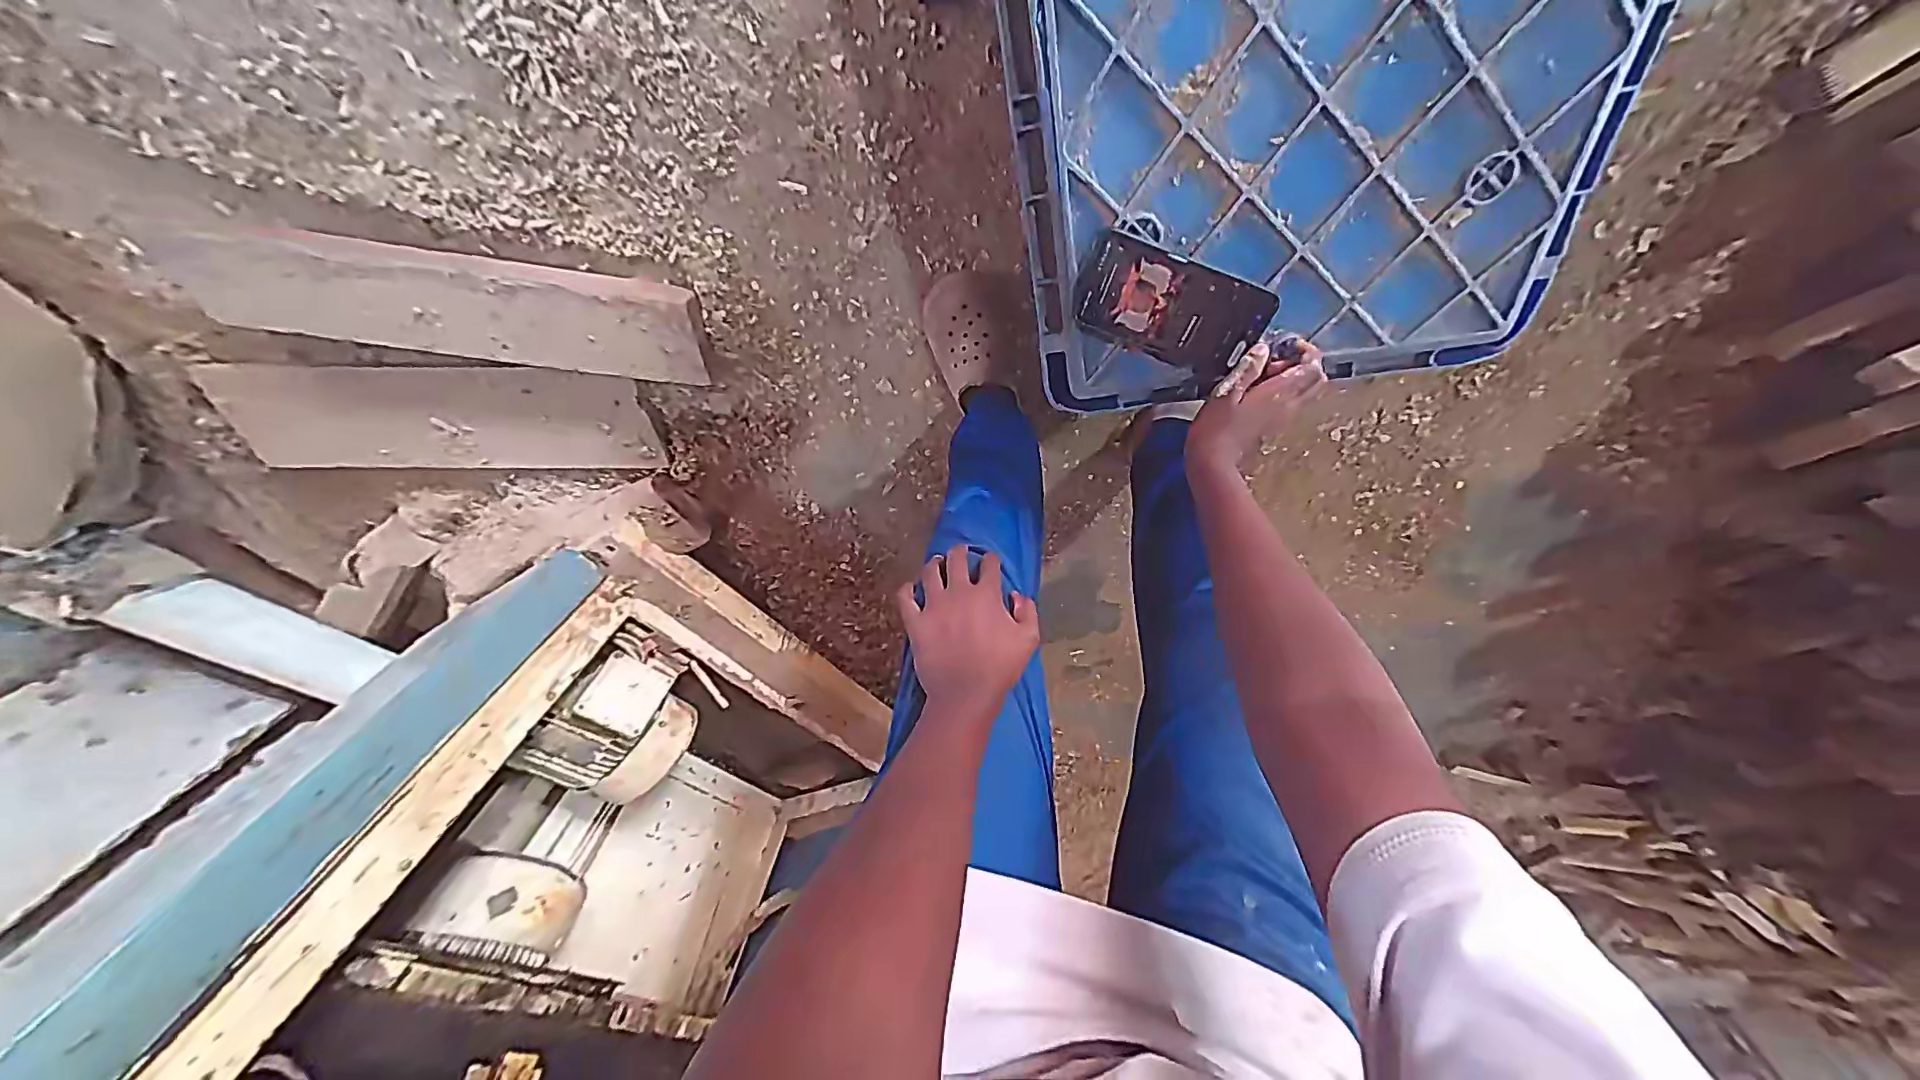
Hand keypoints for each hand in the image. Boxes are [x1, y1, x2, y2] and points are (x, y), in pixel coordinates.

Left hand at [895, 544, 1039, 714]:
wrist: (966, 693)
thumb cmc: (1000, 668)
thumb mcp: (1028, 639)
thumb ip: (1027, 611)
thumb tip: (1016, 595)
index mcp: (986, 594)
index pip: (989, 565)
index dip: (991, 560)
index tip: (991, 562)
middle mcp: (958, 592)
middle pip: (957, 559)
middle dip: (960, 552)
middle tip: (961, 552)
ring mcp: (934, 606)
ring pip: (930, 572)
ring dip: (935, 564)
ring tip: (937, 564)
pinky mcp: (915, 622)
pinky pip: (905, 598)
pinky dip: (907, 589)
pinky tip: (910, 588)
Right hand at [1186, 338, 1327, 478]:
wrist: (1213, 462)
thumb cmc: (1216, 427)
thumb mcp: (1227, 391)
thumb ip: (1248, 368)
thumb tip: (1263, 350)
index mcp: (1280, 393)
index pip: (1313, 366)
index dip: (1305, 351)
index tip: (1283, 346)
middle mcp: (1289, 405)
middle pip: (1315, 379)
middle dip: (1300, 364)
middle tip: (1272, 362)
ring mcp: (1283, 418)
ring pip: (1303, 391)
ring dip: (1289, 379)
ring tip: (1258, 378)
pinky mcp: (1273, 427)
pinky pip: (1288, 403)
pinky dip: (1280, 393)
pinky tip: (1253, 395)